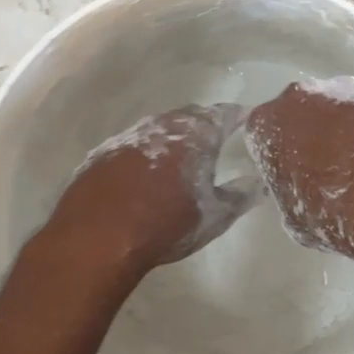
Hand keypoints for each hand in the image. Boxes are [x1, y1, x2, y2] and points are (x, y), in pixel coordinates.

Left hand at [46, 104, 256, 270]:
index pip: (225, 114)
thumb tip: (258, 183)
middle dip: (205, 124)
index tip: (247, 122)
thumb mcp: (214, 217)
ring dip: (172, 138)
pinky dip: (145, 153)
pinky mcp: (101, 153)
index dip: (238, 117)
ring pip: (159, 128)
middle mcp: (163, 126)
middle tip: (216, 141)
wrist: (95, 239)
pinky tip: (143, 175)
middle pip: (190, 116)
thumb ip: (240, 196)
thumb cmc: (165, 226)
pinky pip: (132, 145)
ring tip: (180, 158)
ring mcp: (128, 136)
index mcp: (196, 135)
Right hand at [243, 73, 353, 267]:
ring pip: (339, 99)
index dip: (282, 151)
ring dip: (348, 119)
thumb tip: (300, 186)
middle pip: (301, 108)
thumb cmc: (333, 215)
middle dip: (313, 127)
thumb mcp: (293, 217)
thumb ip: (288, 189)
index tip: (297, 168)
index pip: (266, 131)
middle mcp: (298, 94)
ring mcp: (342, 85)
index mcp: (266, 124)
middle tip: (333, 159)